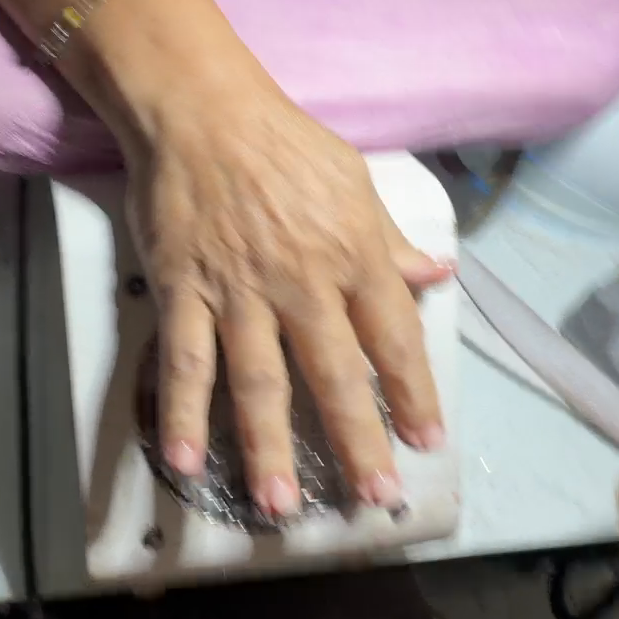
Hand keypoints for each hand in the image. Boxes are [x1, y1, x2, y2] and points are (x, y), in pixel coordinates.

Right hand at [127, 61, 450, 518]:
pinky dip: (182, 411)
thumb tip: (436, 274)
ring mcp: (238, 293)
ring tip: (278, 506)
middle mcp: (301, 284)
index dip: (412, 392)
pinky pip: (184, 360)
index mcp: (352, 253)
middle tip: (372, 498)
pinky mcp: (183, 291)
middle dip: (355, 440)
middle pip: (332, 374)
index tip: (426, 440)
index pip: (392, 337)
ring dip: (268, 446)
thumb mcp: (353, 180)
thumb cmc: (281, 141)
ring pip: (256, 382)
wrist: (201, 112)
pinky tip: (185, 460)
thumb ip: (389, 237)